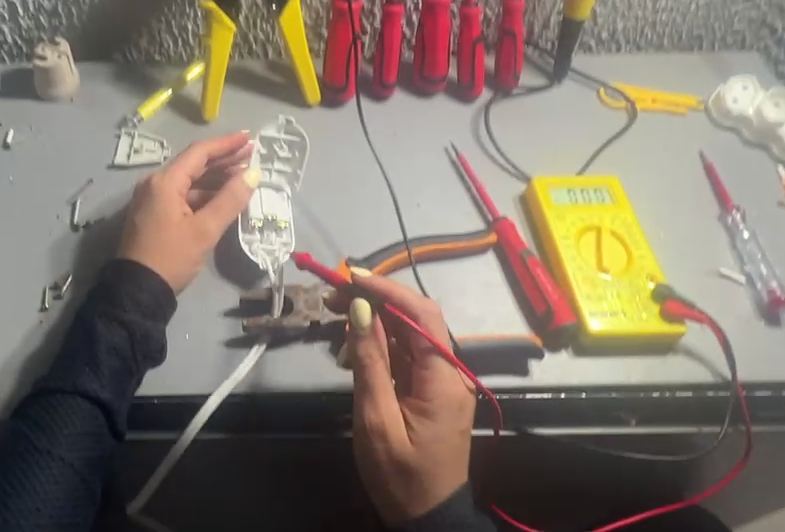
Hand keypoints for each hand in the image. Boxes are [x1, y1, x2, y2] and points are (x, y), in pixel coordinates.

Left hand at [117, 132, 256, 292]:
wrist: (137, 292)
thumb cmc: (171, 257)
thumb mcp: (205, 230)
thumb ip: (230, 200)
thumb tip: (252, 174)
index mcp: (164, 181)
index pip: (199, 153)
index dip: (225, 144)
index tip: (248, 138)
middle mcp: (155, 183)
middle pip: (193, 164)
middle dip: (223, 158)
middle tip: (251, 153)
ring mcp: (153, 198)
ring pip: (189, 180)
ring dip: (215, 177)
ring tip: (243, 174)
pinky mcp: (154, 213)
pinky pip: (183, 194)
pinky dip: (204, 193)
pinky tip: (224, 196)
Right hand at [336, 270, 475, 525]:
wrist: (428, 523)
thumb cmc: (401, 477)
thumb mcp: (377, 419)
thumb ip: (370, 360)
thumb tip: (360, 309)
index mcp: (443, 377)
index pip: (420, 313)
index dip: (386, 288)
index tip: (350, 276)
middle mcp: (450, 370)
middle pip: (416, 315)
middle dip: (376, 297)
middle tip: (334, 295)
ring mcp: (443, 379)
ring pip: (410, 330)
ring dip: (375, 315)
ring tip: (336, 312)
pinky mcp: (432, 388)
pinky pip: (407, 350)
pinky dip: (380, 339)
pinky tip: (354, 341)